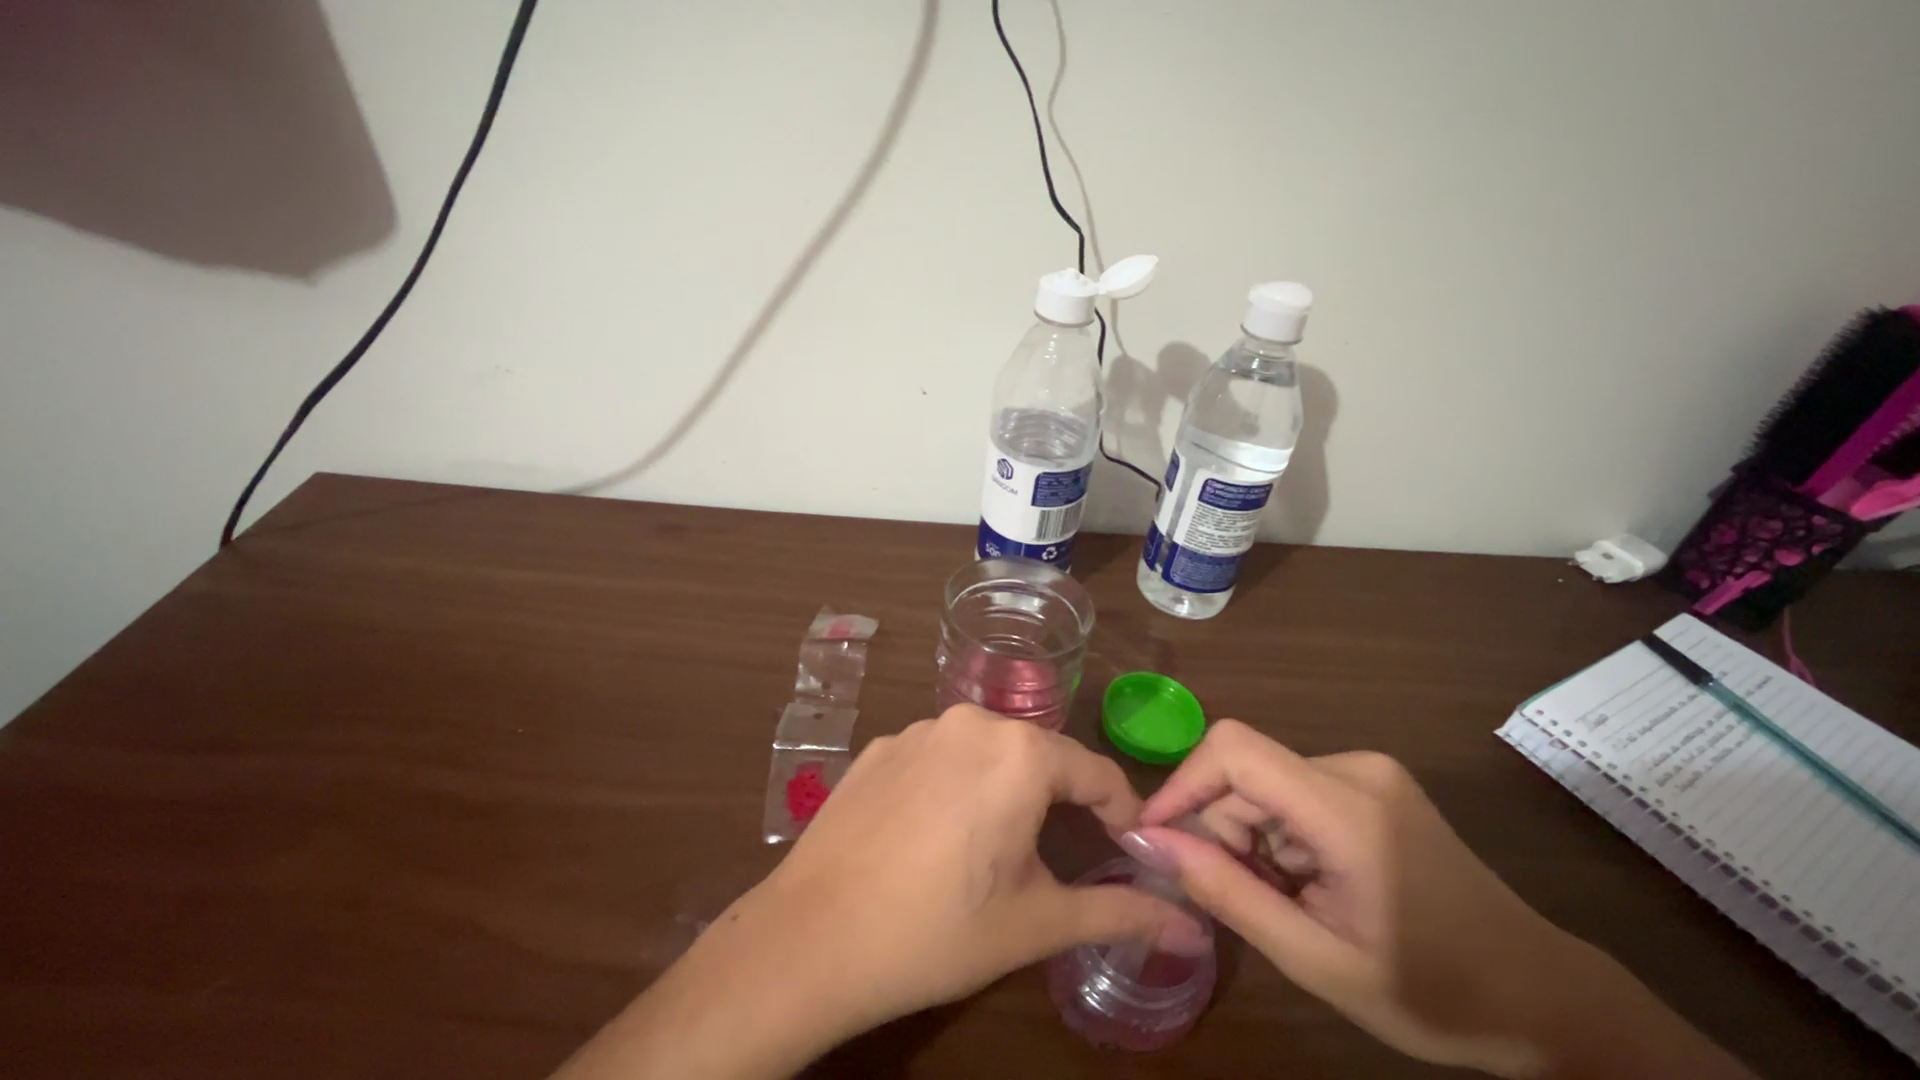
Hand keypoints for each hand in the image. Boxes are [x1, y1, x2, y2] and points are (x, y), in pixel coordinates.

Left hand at [552, 705, 1198, 1079]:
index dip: (1121, 813)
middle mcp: (970, 723)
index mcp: (1019, 753)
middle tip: (1063, 858)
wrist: (813, 939)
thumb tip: (1192, 925)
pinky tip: (937, 838)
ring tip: (998, 851)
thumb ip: (1119, 912)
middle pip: (1040, 757)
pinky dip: (955, 789)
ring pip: (986, 754)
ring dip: (1005, 793)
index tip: (1129, 851)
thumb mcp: (1036, 923)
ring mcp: (916, 731)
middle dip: (1061, 803)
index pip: (1097, 773)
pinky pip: (938, 760)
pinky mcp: (877, 749)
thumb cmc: (938, 931)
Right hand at [1126, 721, 1615, 1075]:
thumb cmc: (1430, 990)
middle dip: (1223, 833)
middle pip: (1247, 775)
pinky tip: (1312, 888)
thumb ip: (1228, 893)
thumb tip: (1151, 841)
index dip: (1182, 783)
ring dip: (1254, 842)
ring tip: (1289, 906)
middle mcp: (1356, 770)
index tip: (1154, 838)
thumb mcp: (1315, 959)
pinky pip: (1296, 795)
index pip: (1234, 750)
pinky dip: (1282, 839)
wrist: (1537, 996)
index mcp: (1347, 807)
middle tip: (1244, 903)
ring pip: (1267, 787)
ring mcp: (1371, 775)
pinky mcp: (1376, 787)